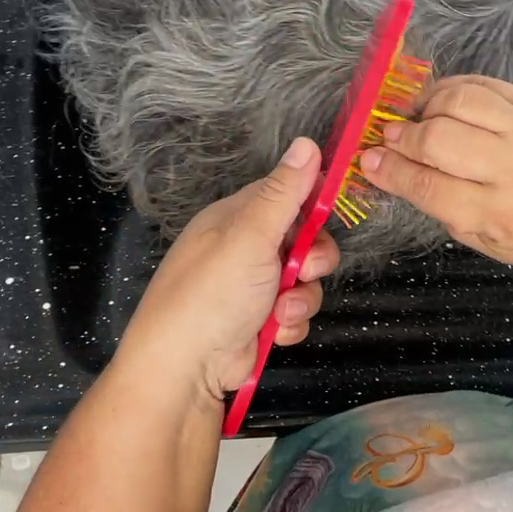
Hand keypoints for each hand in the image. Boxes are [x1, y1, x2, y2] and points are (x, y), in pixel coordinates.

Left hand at [117, 137, 339, 406]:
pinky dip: (290, 324)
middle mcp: (245, 248)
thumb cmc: (211, 294)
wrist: (186, 369)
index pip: (287, 195)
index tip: (327, 217)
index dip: (312, 205)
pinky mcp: (261, 320)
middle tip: (303, 271)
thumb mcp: (250, 236)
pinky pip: (296, 312)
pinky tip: (273, 332)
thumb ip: (284, 194)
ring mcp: (253, 286)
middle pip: (305, 240)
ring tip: (278, 314)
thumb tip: (307, 142)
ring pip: (306, 281)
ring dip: (301, 299)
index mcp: (236, 218)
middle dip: (312, 261)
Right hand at [360, 75, 512, 269]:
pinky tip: (440, 103)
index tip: (367, 162)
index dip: (392, 173)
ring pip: (460, 102)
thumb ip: (445, 209)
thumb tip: (398, 172)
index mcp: (502, 214)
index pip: (431, 188)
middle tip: (387, 139)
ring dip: (426, 108)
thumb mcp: (488, 242)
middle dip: (402, 138)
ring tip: (416, 121)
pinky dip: (452, 90)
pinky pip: (484, 85)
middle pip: (440, 139)